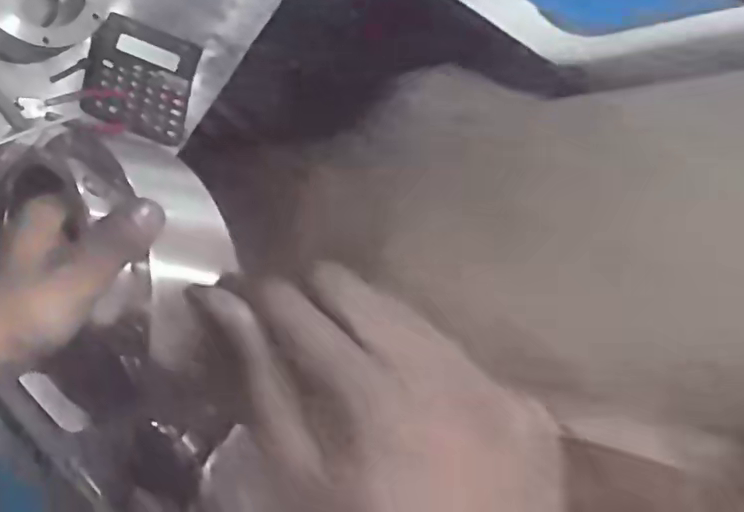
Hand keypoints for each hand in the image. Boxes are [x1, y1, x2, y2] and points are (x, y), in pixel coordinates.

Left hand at [0, 197, 164, 362]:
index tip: (156, 222)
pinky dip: (89, 279)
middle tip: (157, 252)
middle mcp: (33, 224)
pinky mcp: (31, 280)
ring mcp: (29, 252)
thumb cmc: (33, 306)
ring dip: (103, 260)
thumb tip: (153, 203)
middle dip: (114, 236)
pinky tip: (114, 297)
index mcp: (41, 212)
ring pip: (77, 247)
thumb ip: (114, 241)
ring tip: (144, 274)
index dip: (120, 206)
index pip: (87, 193)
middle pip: (84, 222)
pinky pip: (68, 270)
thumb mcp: (82, 274)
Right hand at [196, 266, 564, 511]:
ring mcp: (489, 386)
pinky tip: (399, 391)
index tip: (231, 303)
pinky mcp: (526, 407)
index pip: (285, 296)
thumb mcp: (293, 464)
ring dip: (355, 318)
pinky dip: (409, 351)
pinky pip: (445, 345)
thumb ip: (257, 371)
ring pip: (392, 302)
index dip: (249, 293)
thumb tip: (217, 296)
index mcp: (368, 390)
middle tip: (285, 329)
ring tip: (340, 357)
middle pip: (340, 280)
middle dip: (302, 294)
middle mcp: (434, 370)